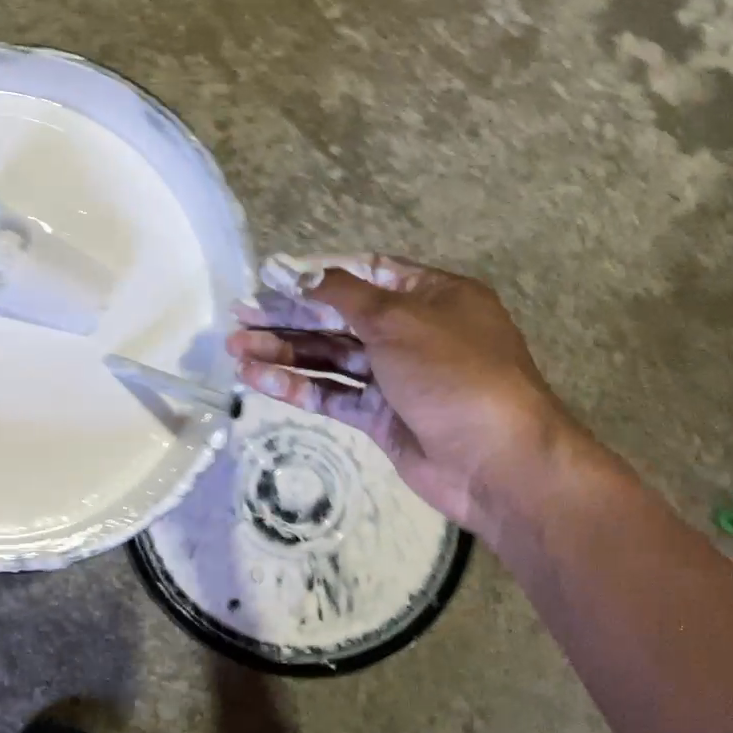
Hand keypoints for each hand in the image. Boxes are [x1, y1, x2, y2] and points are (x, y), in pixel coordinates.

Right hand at [226, 255, 590, 540]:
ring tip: (234, 349)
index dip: (317, 274)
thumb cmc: (455, 374)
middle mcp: (413, 332)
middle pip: (338, 316)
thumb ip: (339, 293)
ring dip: (282, 351)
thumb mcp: (398, 320)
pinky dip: (296, 386)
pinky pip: (331, 393)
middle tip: (239, 316)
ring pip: (328, 357)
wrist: (498, 463)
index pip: (365, 274)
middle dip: (288, 316)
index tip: (271, 277)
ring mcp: (395, 376)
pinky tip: (257, 379)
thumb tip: (293, 269)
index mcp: (432, 297)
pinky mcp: (379, 415)